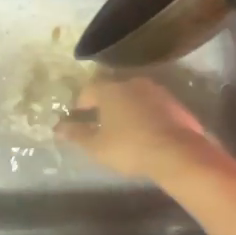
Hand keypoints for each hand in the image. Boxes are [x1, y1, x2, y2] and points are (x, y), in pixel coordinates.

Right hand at [55, 76, 219, 180]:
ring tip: (124, 128)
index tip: (78, 117)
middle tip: (101, 123)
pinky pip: (153, 104)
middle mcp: (133, 82)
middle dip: (105, 104)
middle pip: (113, 90)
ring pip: (134, 95)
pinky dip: (146, 114)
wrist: (177, 152)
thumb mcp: (97, 146)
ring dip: (127, 107)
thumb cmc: (130, 147)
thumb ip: (77, 135)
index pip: (89, 89)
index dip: (81, 103)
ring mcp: (156, 91)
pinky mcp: (174, 102)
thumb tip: (58, 127)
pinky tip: (147, 131)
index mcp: (110, 90)